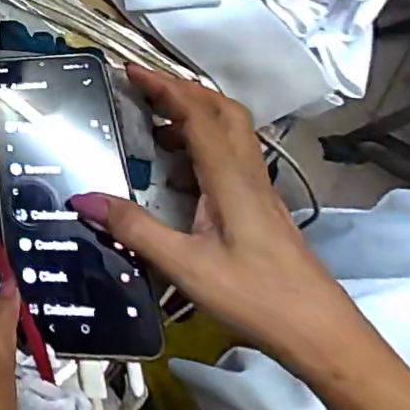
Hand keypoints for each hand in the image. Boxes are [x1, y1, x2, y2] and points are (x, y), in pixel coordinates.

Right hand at [71, 66, 375, 373]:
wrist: (326, 339)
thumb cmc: (258, 297)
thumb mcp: (185, 266)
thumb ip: (134, 228)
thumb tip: (83, 198)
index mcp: (229, 177)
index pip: (197, 113)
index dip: (163, 86)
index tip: (130, 70)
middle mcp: (246, 173)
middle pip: (221, 110)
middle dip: (181, 89)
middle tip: (144, 89)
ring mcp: (258, 189)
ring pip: (230, 130)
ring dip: (192, 115)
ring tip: (155, 128)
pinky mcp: (260, 206)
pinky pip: (230, 155)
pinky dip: (200, 144)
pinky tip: (178, 174)